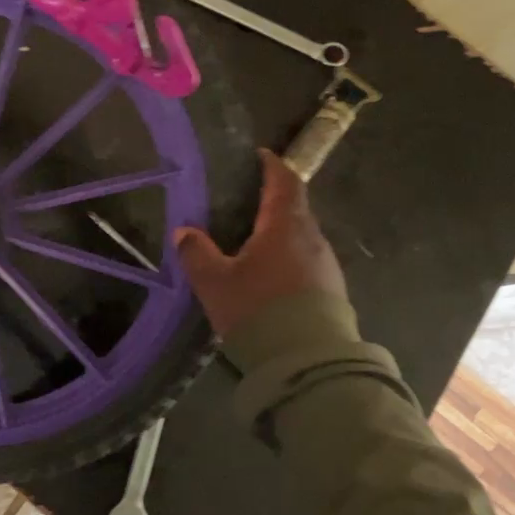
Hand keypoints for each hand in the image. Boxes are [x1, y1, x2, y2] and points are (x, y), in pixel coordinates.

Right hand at [173, 149, 346, 335]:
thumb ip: (198, 254)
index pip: (284, 182)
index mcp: (285, 226)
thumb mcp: (215, 283)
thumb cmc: (257, 308)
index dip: (272, 166)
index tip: (259, 156)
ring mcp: (326, 265)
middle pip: (295, 209)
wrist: (306, 358)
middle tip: (246, 204)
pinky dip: (288, 259)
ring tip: (253, 243)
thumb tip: (184, 232)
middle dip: (273, 202)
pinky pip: (306, 262)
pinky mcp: (330, 291)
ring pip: (301, 238)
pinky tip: (270, 276)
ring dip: (280, 234)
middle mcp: (311, 238)